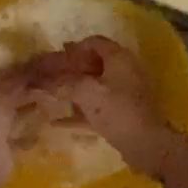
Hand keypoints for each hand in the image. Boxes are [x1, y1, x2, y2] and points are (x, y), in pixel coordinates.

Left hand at [0, 52, 85, 187]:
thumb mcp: (5, 91)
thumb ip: (23, 77)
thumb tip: (43, 63)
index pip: (2, 74)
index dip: (23, 69)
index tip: (47, 65)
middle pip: (8, 91)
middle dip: (29, 87)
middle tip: (55, 80)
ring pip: (14, 109)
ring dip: (32, 104)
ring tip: (55, 96)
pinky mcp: (1, 144)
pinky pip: (19, 130)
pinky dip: (32, 125)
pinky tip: (48, 120)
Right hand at [40, 36, 174, 175]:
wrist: (146, 145)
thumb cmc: (117, 110)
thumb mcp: (86, 92)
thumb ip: (62, 83)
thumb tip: (41, 81)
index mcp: (118, 58)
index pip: (93, 42)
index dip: (73, 48)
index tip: (55, 58)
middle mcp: (123, 71)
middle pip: (92, 64)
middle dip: (70, 70)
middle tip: (49, 77)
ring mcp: (123, 93)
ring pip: (93, 86)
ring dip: (72, 90)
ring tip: (51, 96)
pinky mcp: (121, 114)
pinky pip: (95, 108)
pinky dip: (78, 112)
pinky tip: (57, 122)